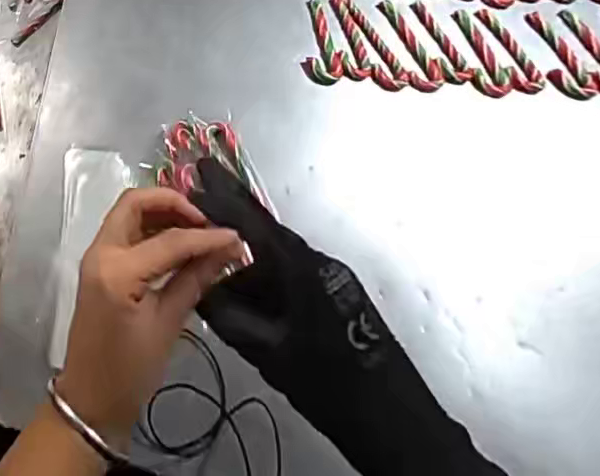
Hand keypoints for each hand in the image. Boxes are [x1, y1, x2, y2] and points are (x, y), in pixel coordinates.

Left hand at [55, 187, 246, 448]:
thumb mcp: (167, 326)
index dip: (205, 236)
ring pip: (129, 212)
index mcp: (117, 270)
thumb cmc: (129, 371)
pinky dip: (151, 227)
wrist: (90, 401)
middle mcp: (101, 251)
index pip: (168, 240)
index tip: (236, 237)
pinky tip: (179, 243)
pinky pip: (126, 230)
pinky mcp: (99, 263)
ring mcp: (97, 254)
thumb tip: (227, 251)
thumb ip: (194, 280)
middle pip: (135, 202)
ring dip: (162, 212)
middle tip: (206, 221)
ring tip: (198, 229)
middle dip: (172, 203)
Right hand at [191, 158, 506, 475]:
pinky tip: (242, 285)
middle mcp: (317, 263)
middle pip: (266, 230)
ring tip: (208, 252)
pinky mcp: (336, 295)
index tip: (199, 172)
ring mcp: (330, 278)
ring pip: (277, 255)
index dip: (224, 196)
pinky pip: (290, 273)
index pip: (255, 223)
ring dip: (245, 251)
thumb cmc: (333, 388)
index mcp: (303, 269)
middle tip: (202, 183)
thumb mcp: (271, 356)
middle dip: (233, 210)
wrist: (401, 426)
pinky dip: (264, 274)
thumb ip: (230, 318)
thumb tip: (197, 288)